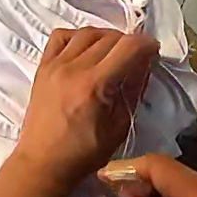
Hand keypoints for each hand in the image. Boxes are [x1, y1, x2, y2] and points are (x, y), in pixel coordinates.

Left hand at [12, 28, 158, 191]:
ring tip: (114, 52)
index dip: (147, 45)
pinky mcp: (42, 67)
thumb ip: (132, 92)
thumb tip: (144, 66)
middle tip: (137, 57)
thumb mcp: (119, 127)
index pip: (128, 48)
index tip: (153, 51)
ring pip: (87, 33)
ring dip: (106, 37)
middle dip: (129, 43)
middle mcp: (73, 69)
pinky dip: (77, 37)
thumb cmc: (83, 153)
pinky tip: (86, 49)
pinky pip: (61, 37)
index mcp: (94, 86)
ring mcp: (55, 66)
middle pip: (110, 38)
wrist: (42, 163)